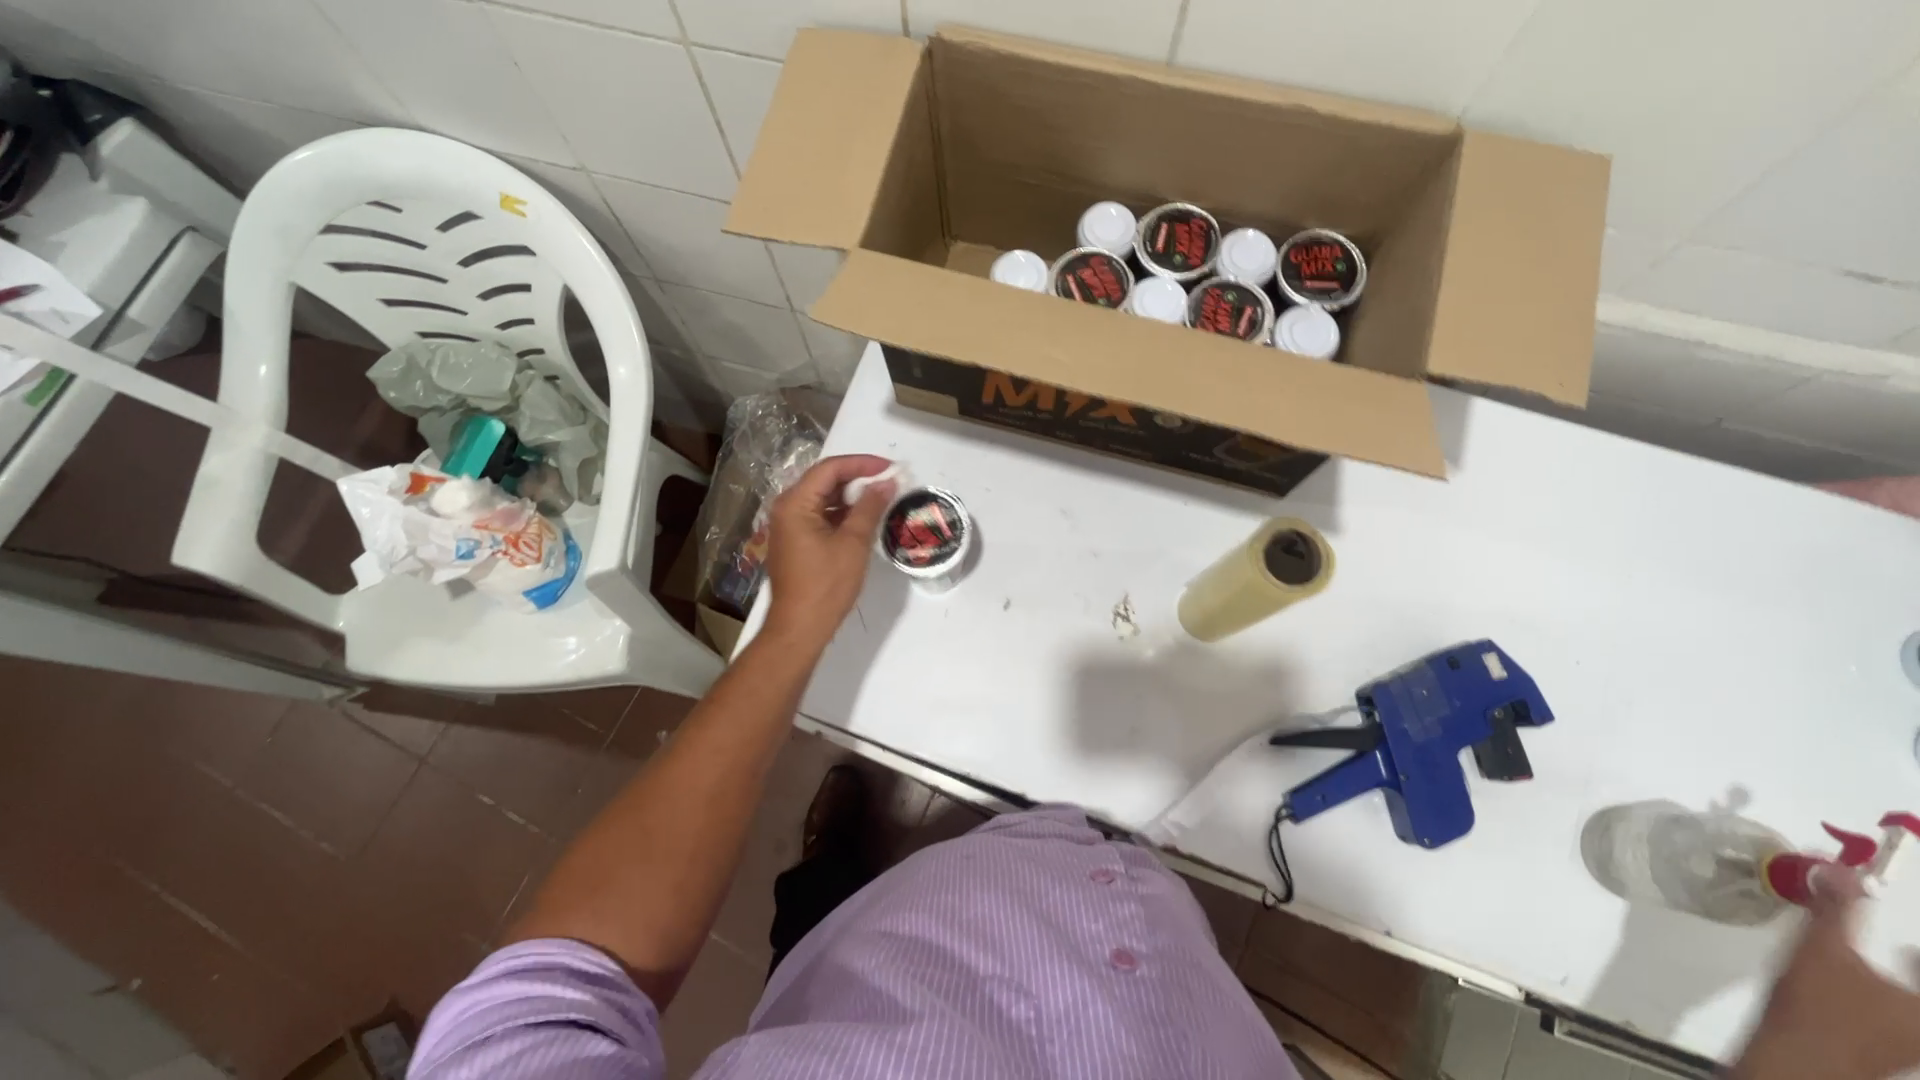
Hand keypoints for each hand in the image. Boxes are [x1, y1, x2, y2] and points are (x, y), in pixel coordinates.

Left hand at [761, 455, 896, 650]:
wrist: (800, 627)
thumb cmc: (826, 585)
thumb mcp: (853, 543)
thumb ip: (870, 507)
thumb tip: (886, 483)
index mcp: (795, 503)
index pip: (830, 469)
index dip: (862, 464)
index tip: (890, 468)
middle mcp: (786, 509)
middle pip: (824, 481)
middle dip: (857, 479)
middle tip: (888, 482)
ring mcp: (788, 527)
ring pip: (822, 500)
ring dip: (851, 498)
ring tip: (881, 500)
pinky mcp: (794, 542)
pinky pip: (819, 517)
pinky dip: (841, 515)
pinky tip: (863, 521)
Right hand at [1730, 871, 1919, 1079]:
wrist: (1797, 1060)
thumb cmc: (1820, 1005)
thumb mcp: (1821, 948)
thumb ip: (1834, 908)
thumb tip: (1838, 867)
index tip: (1914, 942)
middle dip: (1915, 967)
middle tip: (1910, 948)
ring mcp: (1914, 1045)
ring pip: (1915, 1007)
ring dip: (1910, 983)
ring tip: (1903, 959)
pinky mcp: (1893, 1053)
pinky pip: (1909, 1021)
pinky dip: (1902, 1000)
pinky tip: (1876, 989)